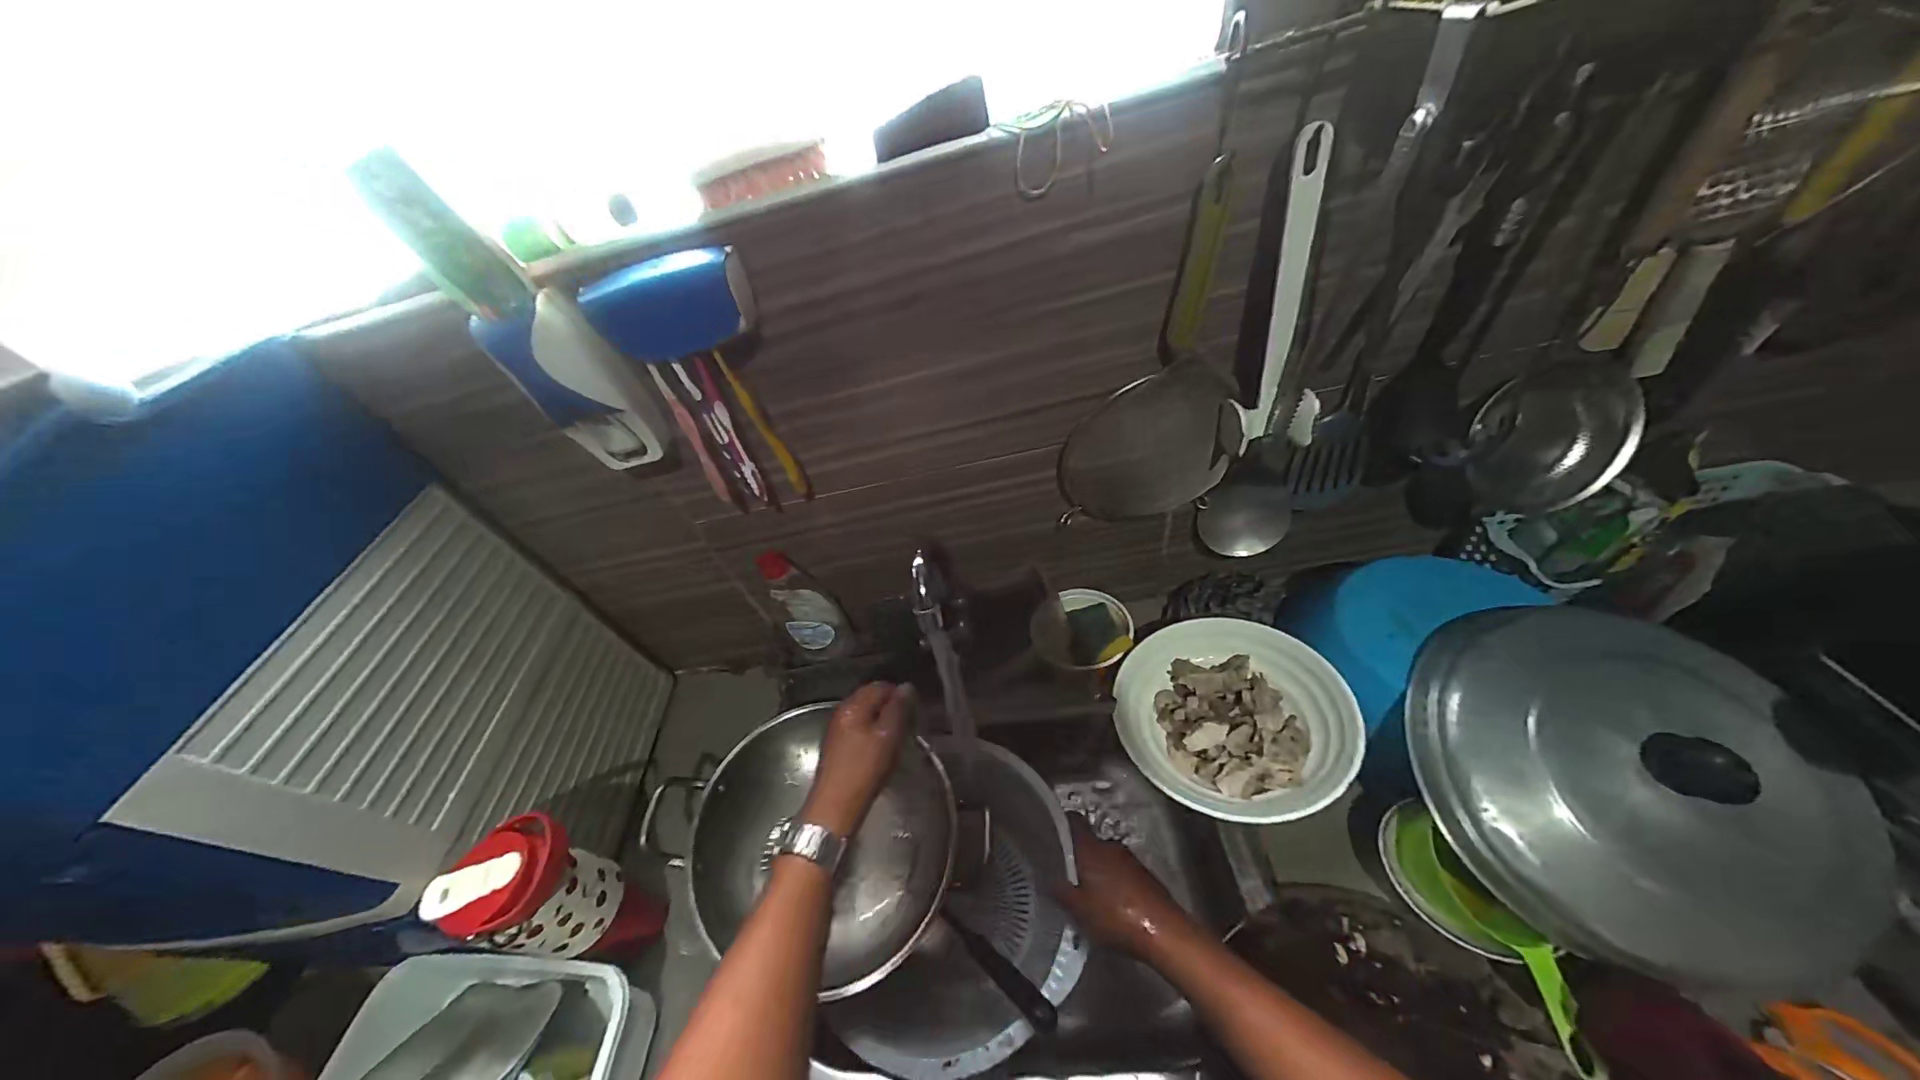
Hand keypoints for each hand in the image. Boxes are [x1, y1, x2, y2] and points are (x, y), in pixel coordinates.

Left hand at [798, 683, 912, 835]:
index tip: (914, 710)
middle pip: (870, 699)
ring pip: (865, 716)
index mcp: (853, 706)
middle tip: (908, 725)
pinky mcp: (837, 748)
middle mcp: (841, 713)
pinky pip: (859, 731)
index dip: (899, 694)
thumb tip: (906, 687)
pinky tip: (881, 751)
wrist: (834, 807)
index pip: (880, 686)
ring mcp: (837, 731)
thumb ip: (898, 709)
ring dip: (882, 723)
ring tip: (897, 739)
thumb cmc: (864, 769)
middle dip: (890, 708)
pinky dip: (873, 735)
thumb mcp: (887, 737)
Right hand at [1055, 815, 1198, 958]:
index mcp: (1091, 848)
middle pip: (1089, 843)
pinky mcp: (1145, 875)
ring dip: (1096, 871)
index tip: (1050, 836)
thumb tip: (1050, 879)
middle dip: (1078, 857)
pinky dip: (1113, 881)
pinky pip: (1121, 871)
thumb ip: (1061, 891)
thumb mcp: (1079, 910)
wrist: (1165, 932)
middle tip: (1066, 877)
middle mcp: (1110, 846)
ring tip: (1086, 893)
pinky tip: (1109, 903)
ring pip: (1105, 858)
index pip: (1073, 822)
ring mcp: (1130, 860)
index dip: (1061, 825)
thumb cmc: (1115, 917)